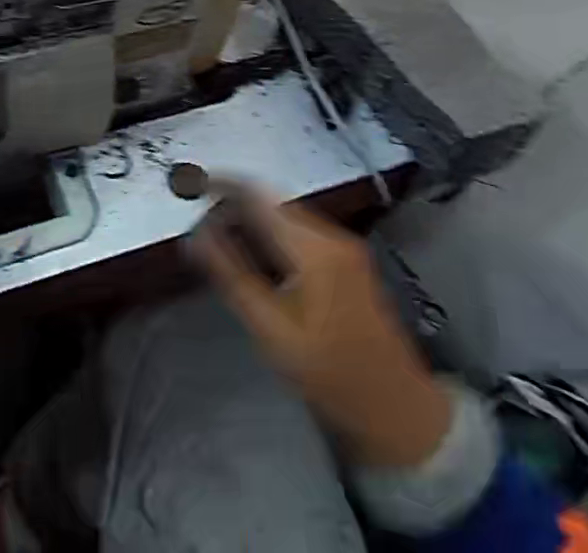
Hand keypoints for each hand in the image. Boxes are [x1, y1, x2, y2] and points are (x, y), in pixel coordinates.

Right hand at [191, 181, 451, 469]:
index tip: (194, 183)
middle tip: (201, 214)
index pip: (261, 198)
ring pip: (289, 215)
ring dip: (254, 215)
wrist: (393, 404)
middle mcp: (334, 236)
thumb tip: (198, 237)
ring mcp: (346, 247)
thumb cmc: (328, 372)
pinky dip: (274, 231)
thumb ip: (232, 276)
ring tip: (219, 229)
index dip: (225, 185)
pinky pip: (303, 231)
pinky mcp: (349, 260)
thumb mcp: (270, 328)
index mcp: (315, 248)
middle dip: (237, 201)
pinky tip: (255, 249)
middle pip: (276, 201)